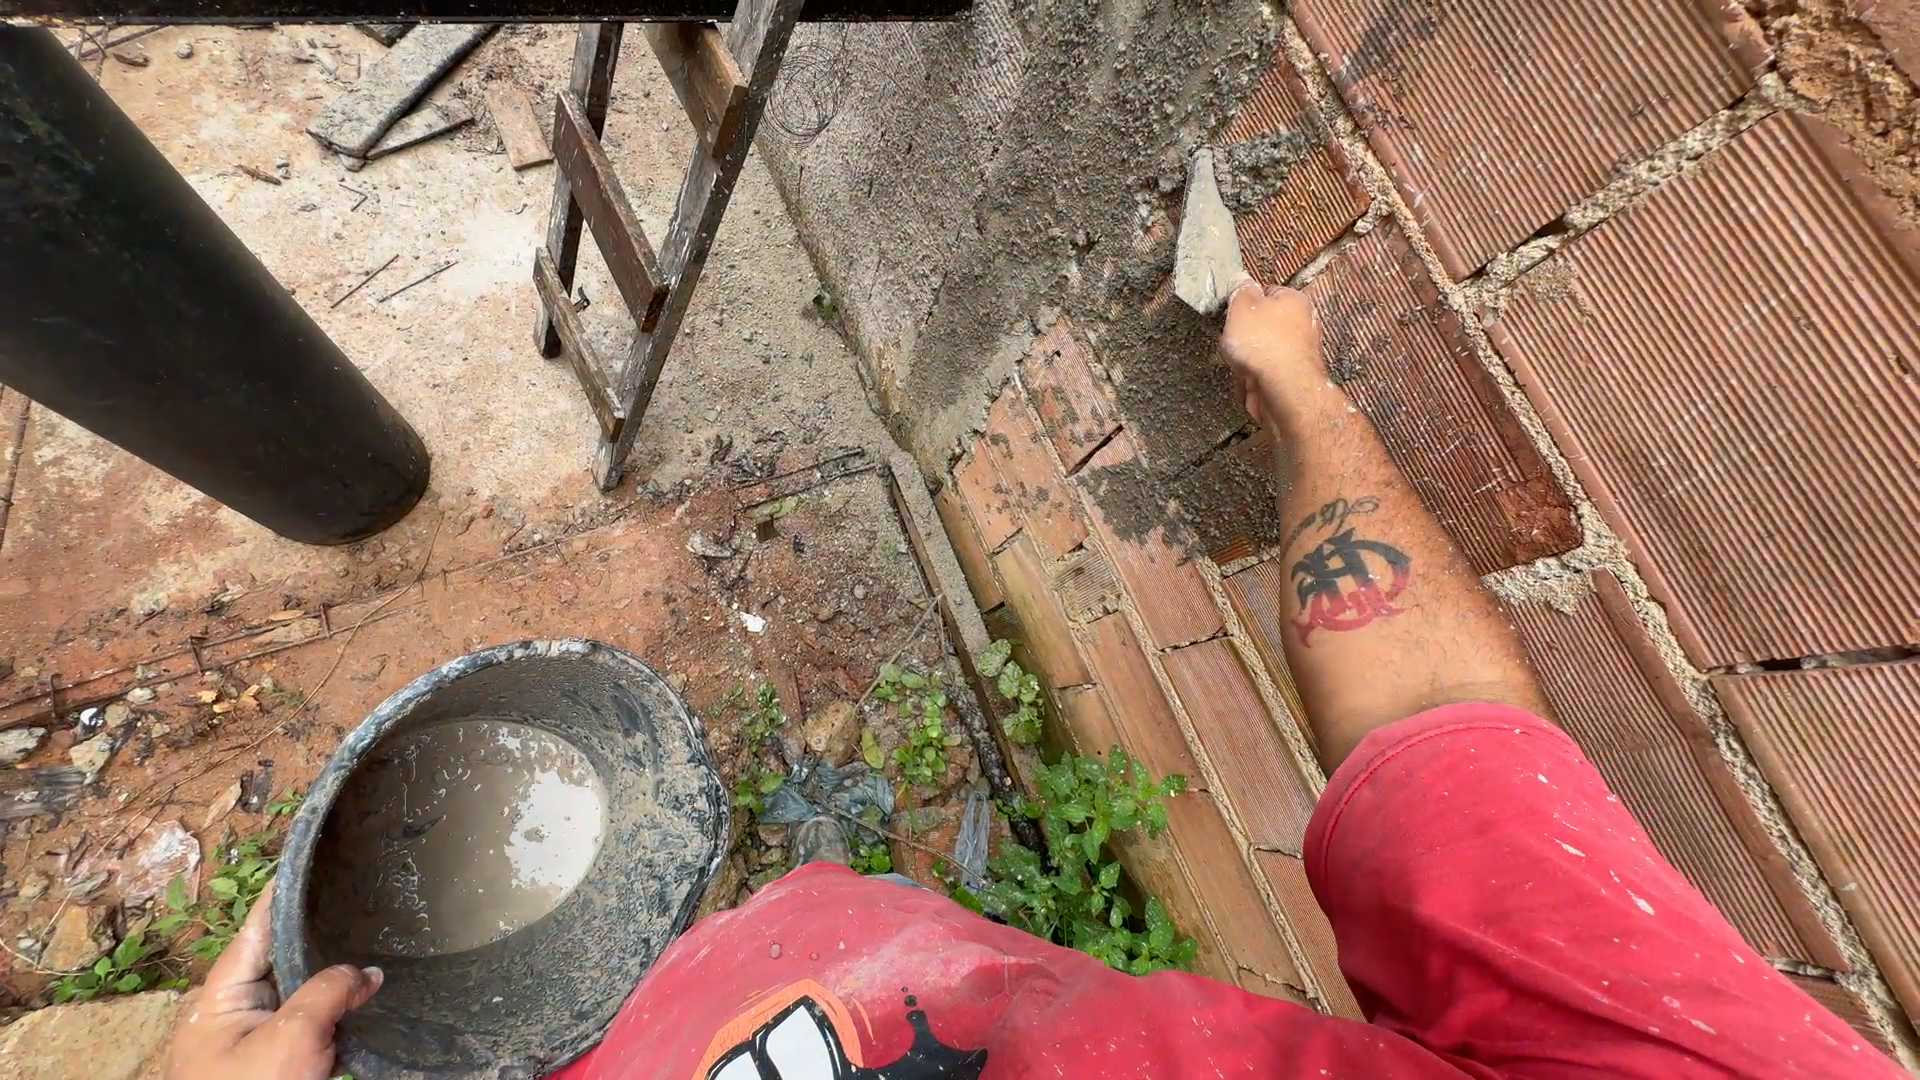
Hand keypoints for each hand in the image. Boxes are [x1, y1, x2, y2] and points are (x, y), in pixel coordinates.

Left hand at [164, 883, 382, 1079]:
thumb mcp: (292, 1037)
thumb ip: (331, 989)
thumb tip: (366, 971)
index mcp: (219, 1000)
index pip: (257, 928)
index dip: (285, 893)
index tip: (314, 856)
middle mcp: (237, 1010)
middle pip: (285, 953)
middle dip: (323, 925)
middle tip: (365, 886)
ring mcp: (260, 1034)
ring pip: (306, 983)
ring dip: (338, 964)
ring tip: (378, 925)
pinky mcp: (284, 1054)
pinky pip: (318, 1011)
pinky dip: (343, 994)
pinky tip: (372, 979)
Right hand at [1218, 283, 1325, 428]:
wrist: (1282, 389)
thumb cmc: (1265, 345)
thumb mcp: (1242, 306)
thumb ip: (1239, 290)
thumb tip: (1240, 278)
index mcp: (1294, 300)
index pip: (1266, 293)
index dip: (1244, 303)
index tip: (1231, 312)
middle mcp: (1301, 324)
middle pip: (1263, 324)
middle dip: (1243, 334)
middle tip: (1232, 340)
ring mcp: (1296, 353)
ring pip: (1260, 351)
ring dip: (1245, 358)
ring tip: (1239, 363)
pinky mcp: (1289, 377)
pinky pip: (1262, 372)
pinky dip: (1251, 376)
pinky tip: (1247, 378)